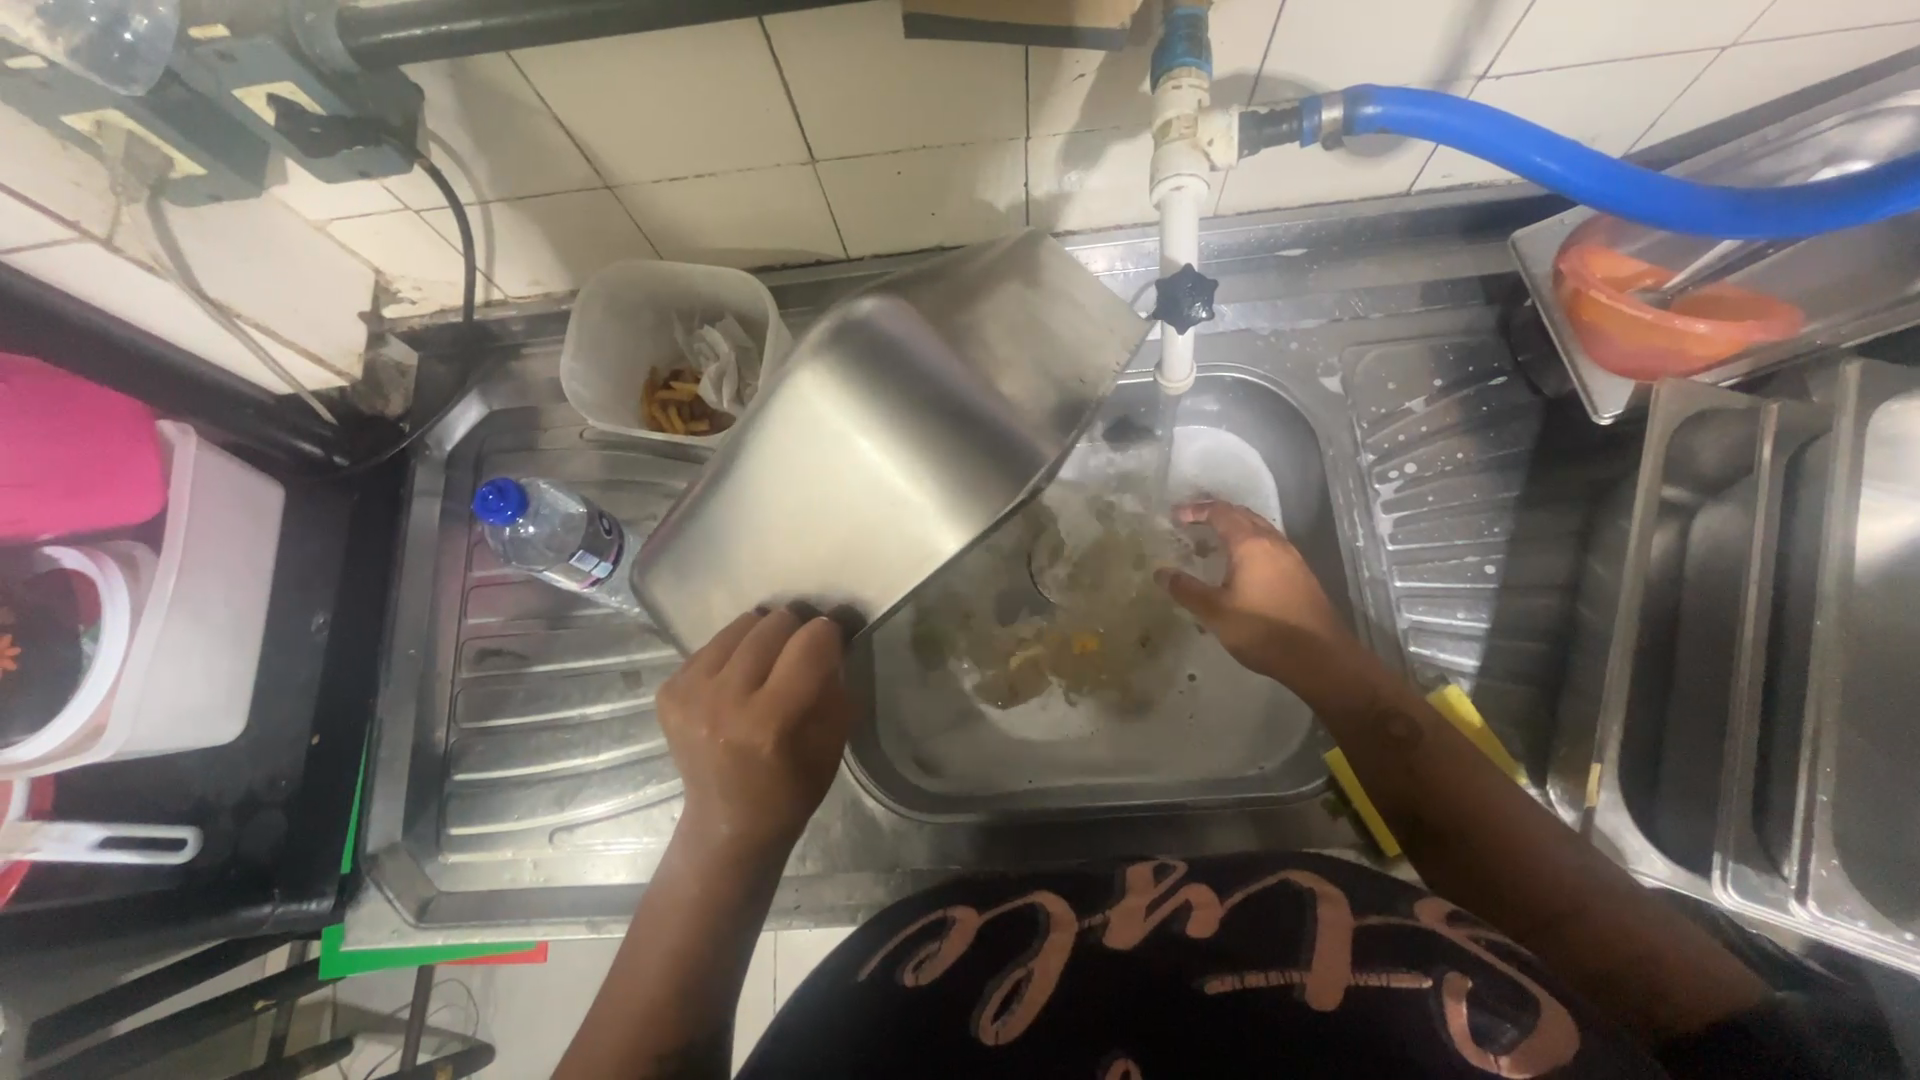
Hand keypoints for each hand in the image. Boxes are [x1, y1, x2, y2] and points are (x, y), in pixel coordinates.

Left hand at [656, 607, 853, 856]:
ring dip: (762, 638)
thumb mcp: (831, 742)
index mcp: (769, 722)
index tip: (833, 643)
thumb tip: (829, 639)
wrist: (728, 825)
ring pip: (742, 625)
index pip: (811, 643)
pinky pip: (712, 645)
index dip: (830, 634)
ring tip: (767, 667)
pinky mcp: (668, 692)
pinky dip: (732, 655)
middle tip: (800, 655)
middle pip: (774, 624)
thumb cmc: (791, 790)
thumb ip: (833, 685)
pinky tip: (736, 684)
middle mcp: (723, 701)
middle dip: (796, 632)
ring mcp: (689, 694)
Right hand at [1157, 500, 1356, 684]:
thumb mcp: (1215, 612)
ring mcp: (1292, 557)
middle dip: (1216, 514)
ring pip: (1260, 529)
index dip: (1196, 510)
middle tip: (1192, 523)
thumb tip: (1161, 573)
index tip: (1176, 516)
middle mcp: (1273, 542)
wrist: (1319, 657)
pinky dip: (1249, 544)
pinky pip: (1270, 546)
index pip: (1221, 513)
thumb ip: (1186, 590)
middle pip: (1243, 514)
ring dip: (1235, 528)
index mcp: (1250, 544)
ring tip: (1214, 542)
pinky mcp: (1301, 574)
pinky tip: (1242, 566)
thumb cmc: (1263, 630)